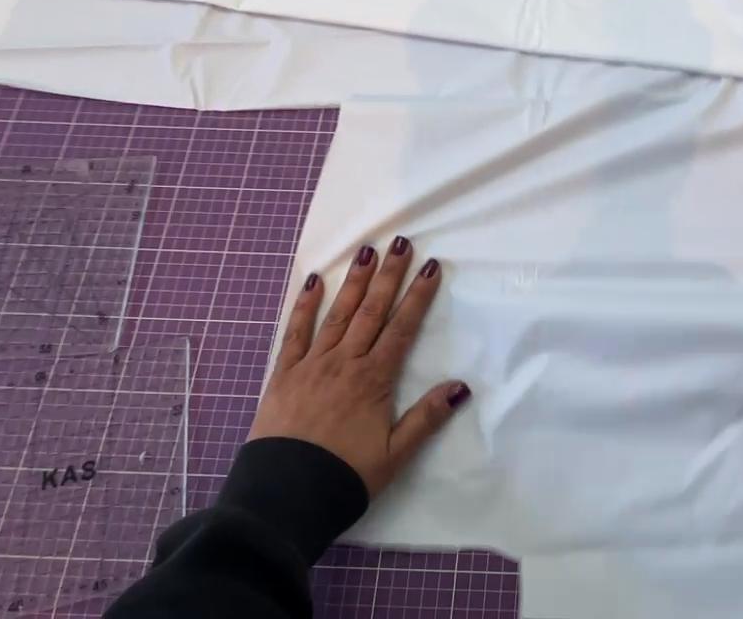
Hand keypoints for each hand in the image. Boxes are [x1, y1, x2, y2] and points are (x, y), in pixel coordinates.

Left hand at [249, 235, 470, 496]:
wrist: (282, 501)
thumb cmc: (344, 478)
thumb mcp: (394, 455)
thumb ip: (426, 418)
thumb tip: (461, 386)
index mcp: (374, 379)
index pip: (402, 327)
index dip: (418, 295)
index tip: (431, 266)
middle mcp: (344, 362)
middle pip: (372, 311)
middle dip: (389, 275)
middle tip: (400, 242)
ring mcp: (312, 365)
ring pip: (338, 314)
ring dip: (354, 281)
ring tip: (366, 252)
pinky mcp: (283, 375)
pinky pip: (295, 333)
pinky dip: (305, 306)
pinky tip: (313, 282)